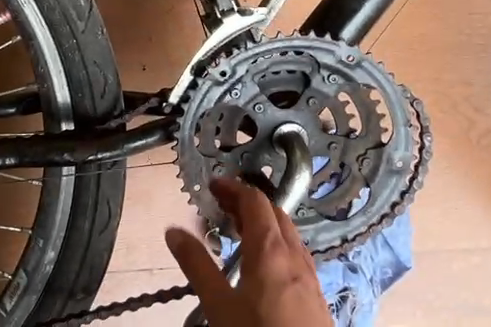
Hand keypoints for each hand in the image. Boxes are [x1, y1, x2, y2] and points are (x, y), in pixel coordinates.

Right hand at [164, 177, 331, 326]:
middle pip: (275, 214)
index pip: (255, 202)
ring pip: (289, 236)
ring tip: (240, 232)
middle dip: (248, 203)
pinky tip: (265, 267)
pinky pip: (298, 257)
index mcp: (270, 250)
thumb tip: (173, 231)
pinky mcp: (318, 299)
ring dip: (265, 224)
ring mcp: (311, 279)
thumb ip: (196, 265)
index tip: (212, 186)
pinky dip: (278, 246)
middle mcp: (295, 257)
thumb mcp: (219, 304)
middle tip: (222, 206)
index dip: (233, 188)